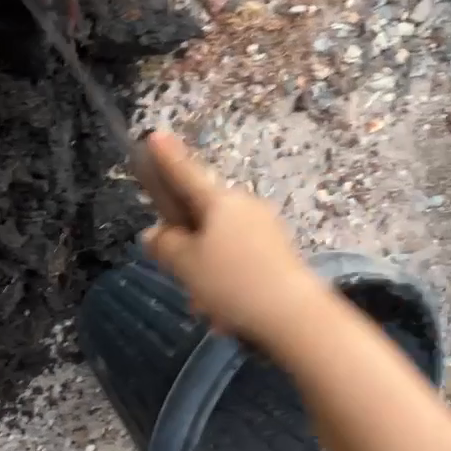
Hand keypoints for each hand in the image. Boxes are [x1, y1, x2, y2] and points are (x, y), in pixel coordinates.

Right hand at [140, 133, 333, 344]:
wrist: (295, 317)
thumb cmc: (233, 282)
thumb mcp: (186, 265)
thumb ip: (164, 246)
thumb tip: (154, 233)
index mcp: (220, 201)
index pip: (186, 173)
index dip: (167, 158)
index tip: (155, 134)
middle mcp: (244, 207)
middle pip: (201, 218)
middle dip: (187, 248)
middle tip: (181, 276)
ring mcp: (264, 230)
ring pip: (218, 246)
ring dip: (205, 273)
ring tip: (206, 305)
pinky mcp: (277, 255)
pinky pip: (239, 263)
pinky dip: (226, 284)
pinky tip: (226, 314)